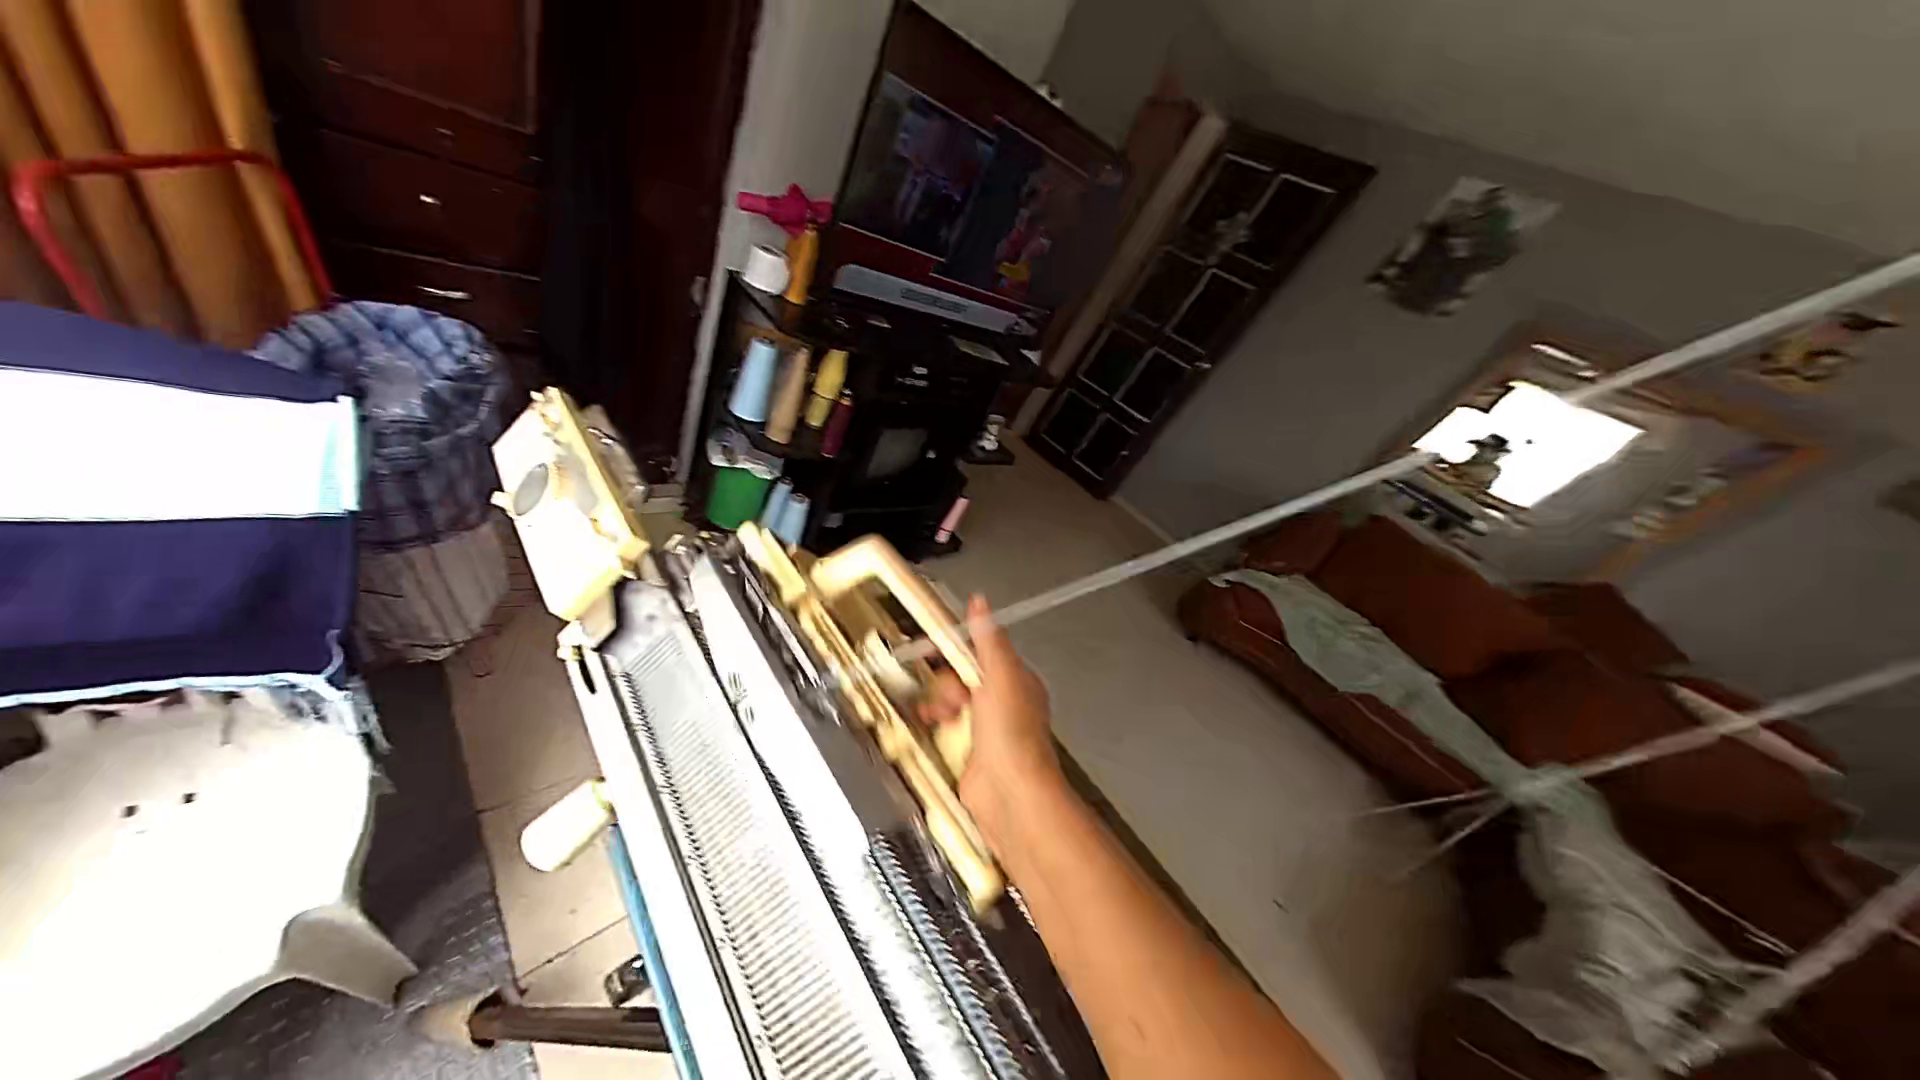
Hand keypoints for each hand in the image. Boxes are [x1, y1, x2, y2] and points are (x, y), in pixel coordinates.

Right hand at [918, 594, 1060, 846]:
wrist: (1009, 794)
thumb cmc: (1013, 737)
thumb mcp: (1000, 675)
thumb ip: (988, 639)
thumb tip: (980, 604)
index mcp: (1016, 680)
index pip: (982, 651)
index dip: (956, 647)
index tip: (932, 646)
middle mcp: (1004, 703)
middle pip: (962, 677)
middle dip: (946, 681)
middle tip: (947, 694)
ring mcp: (987, 729)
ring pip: (953, 702)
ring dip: (940, 703)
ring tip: (938, 713)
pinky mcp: (970, 752)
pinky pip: (947, 728)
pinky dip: (938, 725)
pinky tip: (935, 728)